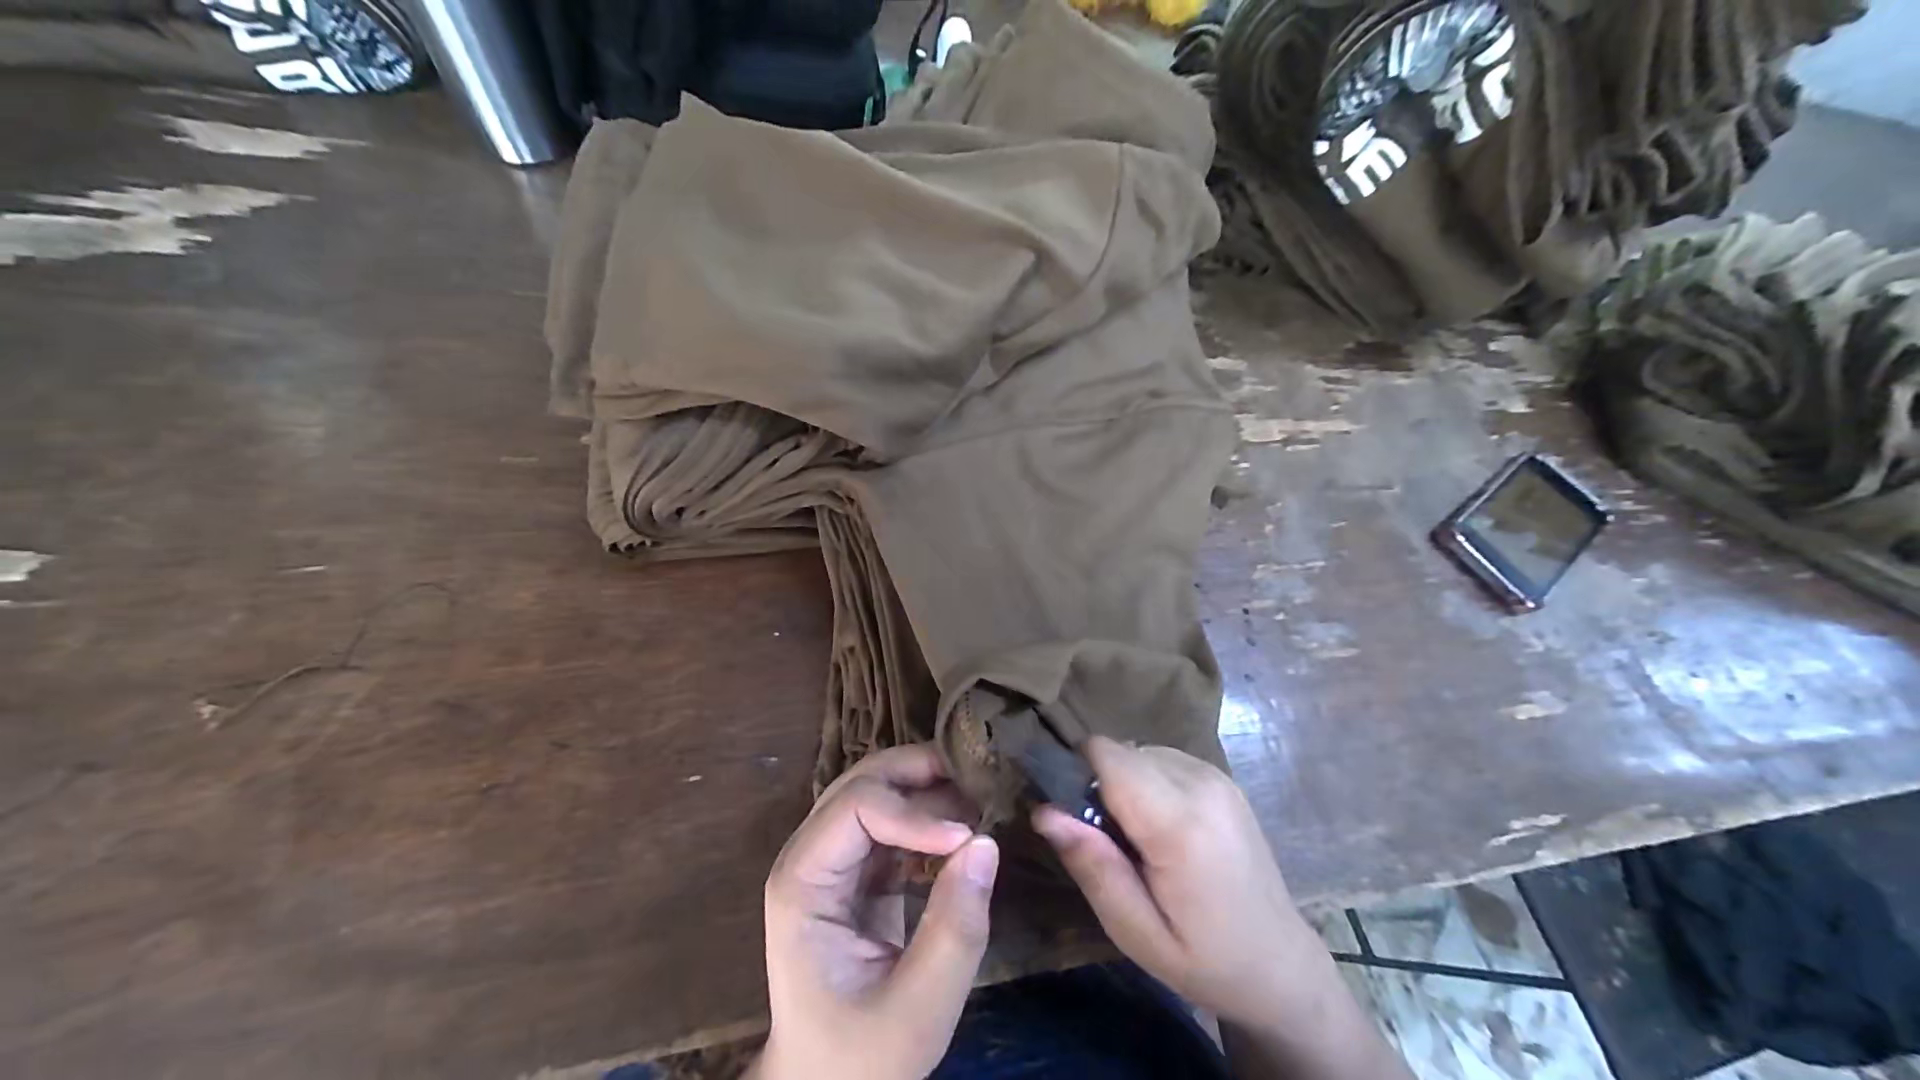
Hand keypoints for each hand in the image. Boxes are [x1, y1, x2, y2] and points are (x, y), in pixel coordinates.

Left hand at [752, 745, 999, 1079]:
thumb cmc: (861, 1056)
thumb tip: (986, 843)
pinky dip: (932, 816)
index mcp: (802, 882)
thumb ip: (954, 929)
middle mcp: (811, 855)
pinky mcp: (860, 869)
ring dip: (931, 788)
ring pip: (881, 790)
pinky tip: (967, 828)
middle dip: (922, 773)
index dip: (914, 813)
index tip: (967, 836)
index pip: (856, 807)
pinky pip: (896, 820)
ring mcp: (834, 859)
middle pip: (864, 781)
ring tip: (983, 798)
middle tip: (981, 780)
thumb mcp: (917, 1009)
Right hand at [1029, 737, 1328, 1030]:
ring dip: (1124, 783)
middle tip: (1108, 841)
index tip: (1075, 818)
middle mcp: (1201, 784)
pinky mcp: (1222, 778)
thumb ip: (1092, 865)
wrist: (1279, 964)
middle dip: (1099, 783)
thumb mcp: (1135, 931)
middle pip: (1120, 751)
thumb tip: (1043, 810)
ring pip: (1138, 751)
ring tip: (1137, 838)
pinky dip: (1148, 782)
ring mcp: (1217, 776)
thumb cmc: (1203, 959)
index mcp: (1179, 823)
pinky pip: (1162, 759)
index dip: (1076, 775)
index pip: (1105, 754)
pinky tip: (1161, 828)